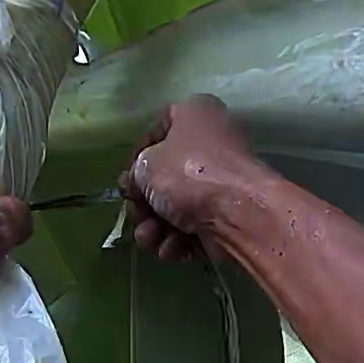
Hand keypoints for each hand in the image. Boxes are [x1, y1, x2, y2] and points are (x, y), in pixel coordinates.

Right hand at [120, 95, 267, 259]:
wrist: (236, 212)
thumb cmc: (188, 174)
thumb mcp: (146, 165)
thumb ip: (136, 172)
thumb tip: (135, 184)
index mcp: (195, 114)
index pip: (157, 131)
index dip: (137, 158)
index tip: (128, 182)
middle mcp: (210, 144)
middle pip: (164, 177)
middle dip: (144, 204)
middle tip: (137, 216)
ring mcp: (220, 182)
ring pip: (175, 208)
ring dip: (155, 228)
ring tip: (150, 239)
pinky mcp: (224, 215)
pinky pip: (192, 226)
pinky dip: (177, 240)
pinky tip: (171, 248)